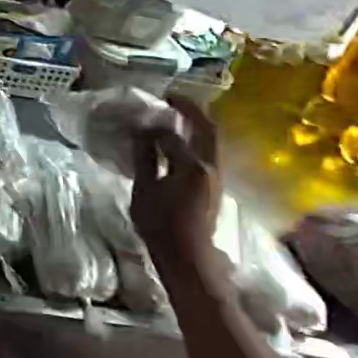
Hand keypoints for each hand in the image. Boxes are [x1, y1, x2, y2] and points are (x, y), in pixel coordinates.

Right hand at [132, 97, 222, 275]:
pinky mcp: (215, 185)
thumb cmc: (162, 227)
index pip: (171, 135)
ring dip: (196, 124)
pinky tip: (181, 143)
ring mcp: (217, 175)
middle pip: (206, 127)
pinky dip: (197, 140)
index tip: (140, 120)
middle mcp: (211, 165)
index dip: (154, 126)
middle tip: (172, 98)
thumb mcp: (145, 191)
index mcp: (193, 165)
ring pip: (211, 140)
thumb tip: (142, 133)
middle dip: (190, 109)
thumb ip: (145, 158)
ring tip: (176, 117)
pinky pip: (209, 152)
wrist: (189, 259)